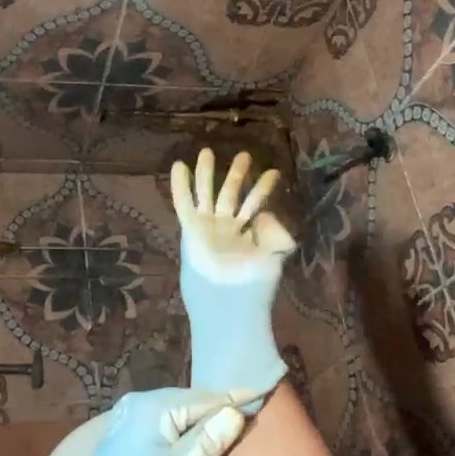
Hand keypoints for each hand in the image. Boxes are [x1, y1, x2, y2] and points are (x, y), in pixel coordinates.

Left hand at [64, 387, 250, 455]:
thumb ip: (210, 439)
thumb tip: (235, 412)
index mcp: (156, 405)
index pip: (206, 397)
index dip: (235, 399)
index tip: (262, 393)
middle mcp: (141, 399)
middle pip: (190, 400)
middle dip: (216, 409)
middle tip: (246, 418)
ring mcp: (129, 412)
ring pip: (175, 409)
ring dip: (197, 419)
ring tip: (223, 429)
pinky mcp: (124, 427)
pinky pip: (161, 417)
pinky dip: (179, 425)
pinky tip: (190, 438)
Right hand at [171, 148, 295, 405]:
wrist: (228, 304)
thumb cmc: (251, 285)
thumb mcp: (272, 259)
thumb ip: (275, 237)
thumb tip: (270, 216)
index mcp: (244, 236)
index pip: (254, 206)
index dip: (263, 189)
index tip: (273, 172)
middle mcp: (225, 230)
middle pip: (230, 195)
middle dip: (236, 175)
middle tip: (244, 154)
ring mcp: (207, 229)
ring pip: (207, 194)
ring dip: (206, 173)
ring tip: (206, 151)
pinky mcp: (191, 231)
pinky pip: (185, 204)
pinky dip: (181, 186)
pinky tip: (179, 166)